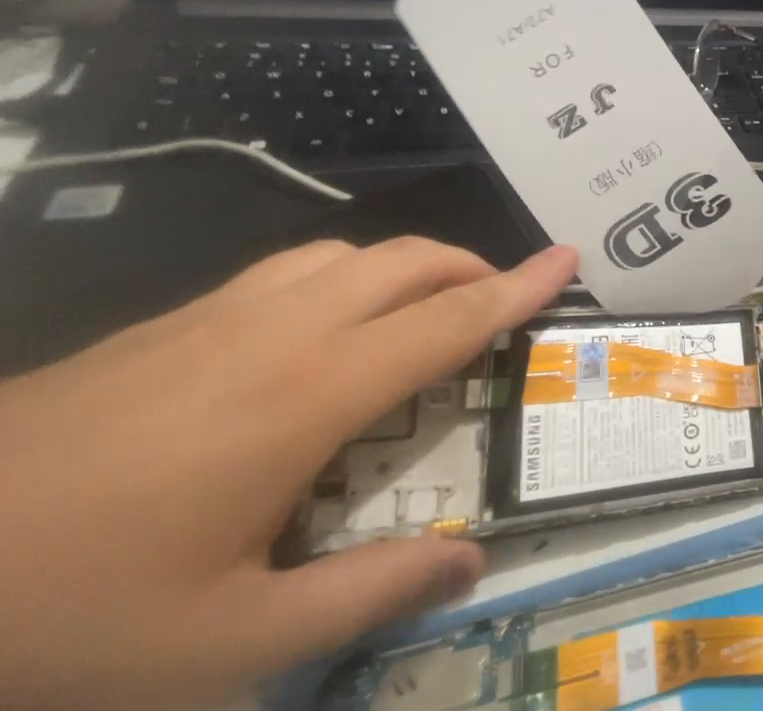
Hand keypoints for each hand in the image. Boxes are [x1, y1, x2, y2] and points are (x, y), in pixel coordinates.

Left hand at [0, 237, 578, 709]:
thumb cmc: (60, 612)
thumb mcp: (226, 640)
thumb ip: (368, 594)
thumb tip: (470, 561)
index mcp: (307, 394)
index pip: (446, 321)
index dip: (518, 289)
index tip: (567, 259)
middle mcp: (269, 335)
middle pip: (399, 262)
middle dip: (469, 267)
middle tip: (504, 303)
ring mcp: (201, 323)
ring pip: (337, 256)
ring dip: (404, 268)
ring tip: (423, 313)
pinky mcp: (148, 333)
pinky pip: (278, 275)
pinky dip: (339, 281)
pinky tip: (317, 339)